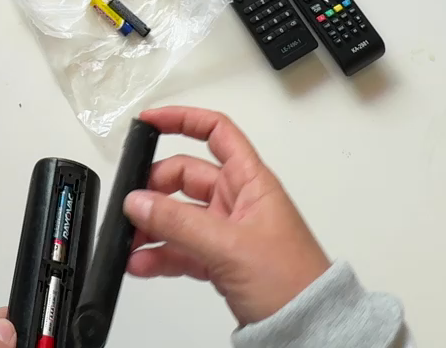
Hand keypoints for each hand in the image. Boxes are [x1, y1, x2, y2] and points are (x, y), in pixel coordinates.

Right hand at [123, 105, 330, 325]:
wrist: (315, 338)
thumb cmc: (291, 283)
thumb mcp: (229, 247)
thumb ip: (178, 223)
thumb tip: (136, 201)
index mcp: (250, 181)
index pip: (215, 132)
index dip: (182, 120)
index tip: (148, 121)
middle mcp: (237, 199)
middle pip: (186, 175)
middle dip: (154, 188)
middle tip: (131, 205)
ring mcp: (227, 231)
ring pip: (179, 214)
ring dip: (153, 225)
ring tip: (129, 241)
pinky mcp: (221, 261)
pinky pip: (182, 247)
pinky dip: (160, 253)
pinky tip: (141, 263)